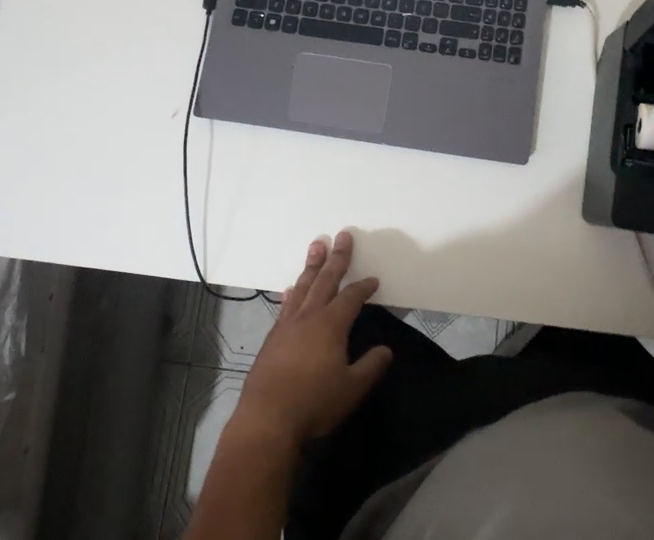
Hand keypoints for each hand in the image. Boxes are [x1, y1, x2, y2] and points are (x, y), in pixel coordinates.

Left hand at [233, 231, 392, 443]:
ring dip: (311, 266)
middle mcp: (308, 317)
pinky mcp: (272, 338)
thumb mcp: (352, 388)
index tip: (373, 280)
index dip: (363, 287)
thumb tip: (385, 350)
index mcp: (331, 325)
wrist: (267, 418)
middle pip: (325, 280)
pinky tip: (290, 288)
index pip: (351, 298)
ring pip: (302, 287)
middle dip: (336, 258)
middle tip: (342, 235)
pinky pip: (286, 305)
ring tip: (316, 246)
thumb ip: (371, 366)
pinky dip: (291, 292)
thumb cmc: (314, 403)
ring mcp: (286, 326)